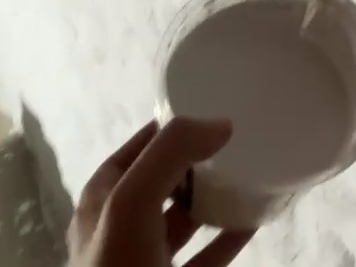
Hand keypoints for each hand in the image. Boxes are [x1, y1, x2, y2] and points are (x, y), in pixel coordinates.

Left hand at [69, 118, 256, 266]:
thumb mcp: (131, 203)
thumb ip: (170, 153)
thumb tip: (219, 124)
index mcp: (101, 204)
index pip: (137, 148)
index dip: (170, 126)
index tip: (213, 106)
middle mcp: (119, 231)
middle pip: (163, 181)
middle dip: (197, 159)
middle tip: (237, 139)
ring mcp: (145, 264)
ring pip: (184, 219)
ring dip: (215, 196)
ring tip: (249, 173)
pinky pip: (207, 255)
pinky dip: (230, 234)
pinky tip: (254, 218)